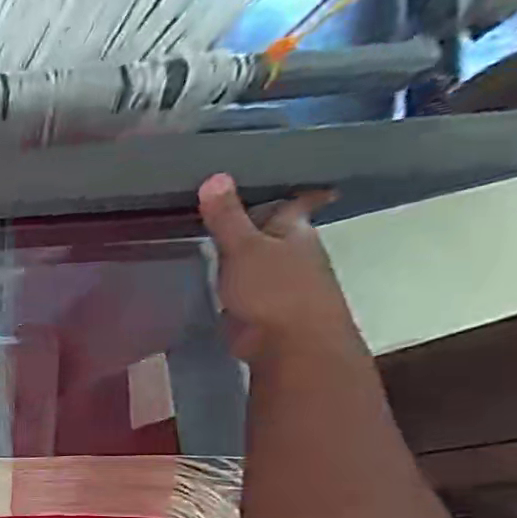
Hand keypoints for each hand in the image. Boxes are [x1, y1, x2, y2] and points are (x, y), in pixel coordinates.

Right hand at [197, 173, 355, 360]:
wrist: (289, 341)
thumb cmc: (272, 288)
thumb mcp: (243, 248)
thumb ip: (226, 217)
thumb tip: (215, 176)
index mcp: (295, 232)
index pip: (299, 203)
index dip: (300, 192)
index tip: (301, 181)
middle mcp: (295, 253)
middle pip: (280, 231)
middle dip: (264, 222)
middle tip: (238, 210)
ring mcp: (281, 282)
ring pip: (264, 258)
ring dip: (248, 251)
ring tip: (220, 242)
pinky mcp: (263, 307)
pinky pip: (249, 284)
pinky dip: (237, 277)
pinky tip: (219, 277)